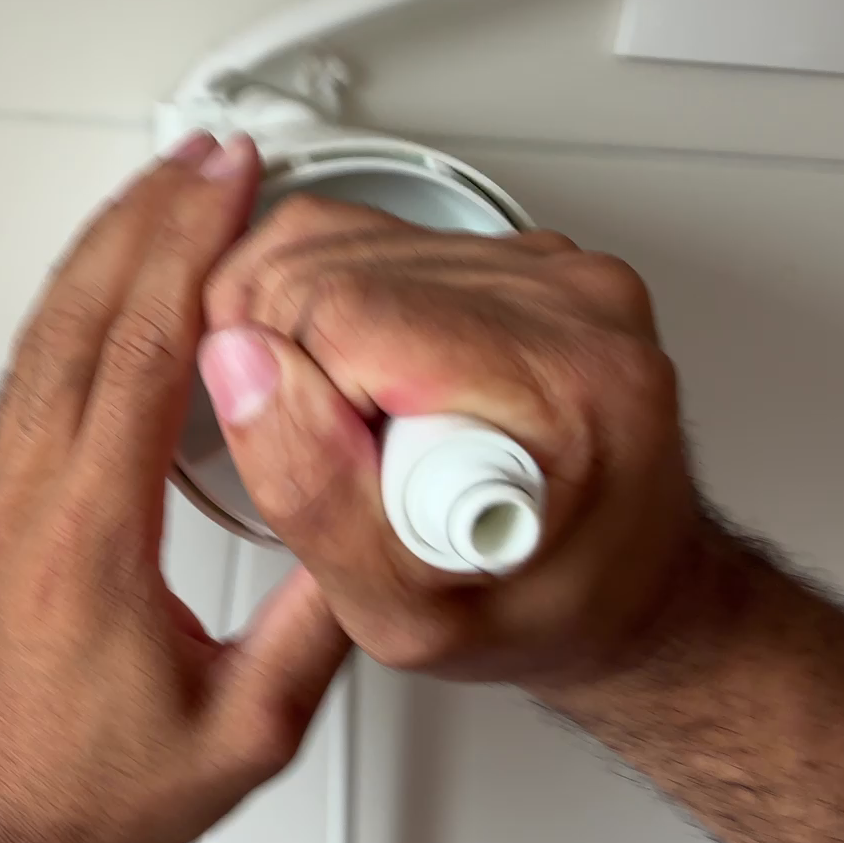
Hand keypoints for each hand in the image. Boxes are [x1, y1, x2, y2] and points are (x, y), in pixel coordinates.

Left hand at [0, 135, 351, 842]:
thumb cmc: (85, 781)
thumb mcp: (241, 730)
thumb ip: (313, 629)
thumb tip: (360, 541)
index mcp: (91, 538)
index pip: (141, 353)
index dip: (188, 252)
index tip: (223, 185)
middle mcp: (33, 496)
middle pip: (84, 319)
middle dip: (145, 223)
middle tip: (194, 160)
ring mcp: (5, 491)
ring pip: (44, 337)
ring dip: (99, 255)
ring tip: (148, 197)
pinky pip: (28, 375)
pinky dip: (65, 310)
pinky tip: (92, 288)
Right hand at [196, 197, 696, 684]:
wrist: (607, 581)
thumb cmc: (523, 602)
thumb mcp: (396, 607)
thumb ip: (307, 488)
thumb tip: (236, 360)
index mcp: (560, 381)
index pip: (339, 310)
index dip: (283, 390)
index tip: (325, 462)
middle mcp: (557, 297)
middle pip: (317, 265)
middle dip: (273, 357)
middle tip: (325, 446)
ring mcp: (524, 264)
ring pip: (312, 239)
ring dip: (279, 327)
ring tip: (331, 412)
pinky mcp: (486, 253)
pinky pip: (338, 235)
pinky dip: (296, 300)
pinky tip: (328, 367)